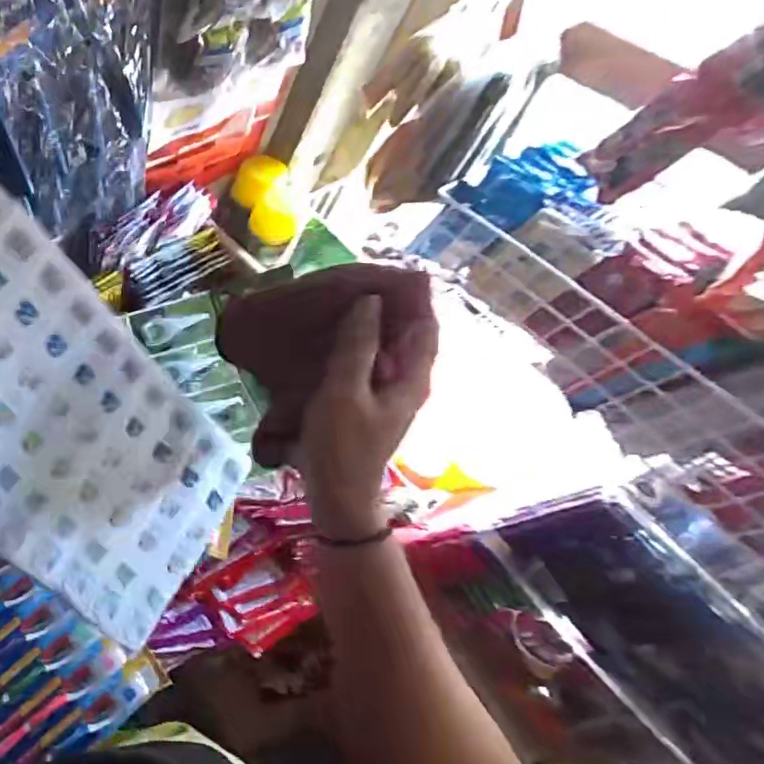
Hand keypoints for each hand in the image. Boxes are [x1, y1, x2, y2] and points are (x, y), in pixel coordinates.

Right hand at [298, 294, 437, 538]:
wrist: (338, 492)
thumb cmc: (341, 443)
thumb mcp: (343, 391)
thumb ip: (357, 346)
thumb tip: (368, 302)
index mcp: (413, 377)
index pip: (424, 324)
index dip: (414, 296)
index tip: (392, 270)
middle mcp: (411, 382)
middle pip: (412, 334)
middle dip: (396, 307)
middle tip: (365, 282)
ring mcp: (393, 394)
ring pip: (394, 348)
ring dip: (379, 324)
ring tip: (352, 303)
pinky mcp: (374, 403)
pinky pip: (376, 362)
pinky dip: (365, 343)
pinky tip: (343, 339)